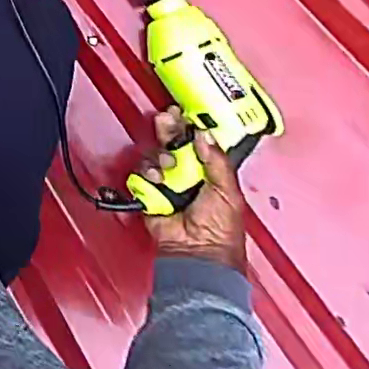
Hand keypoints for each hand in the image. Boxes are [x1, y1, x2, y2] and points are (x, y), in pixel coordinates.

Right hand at [135, 106, 248, 271]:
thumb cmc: (220, 232)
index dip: (188, 126)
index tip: (183, 114)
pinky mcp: (150, 194)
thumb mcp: (228, 191)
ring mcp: (167, 184)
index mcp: (209, 172)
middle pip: (172, 143)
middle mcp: (186, 174)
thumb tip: (205, 134)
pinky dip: (147, 177)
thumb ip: (217, 160)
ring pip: (155, 156)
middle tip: (165, 120)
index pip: (196, 141)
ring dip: (160, 159)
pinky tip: (157, 182)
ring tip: (168, 168)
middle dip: (168, 130)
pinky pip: (140, 176)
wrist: (198, 254)